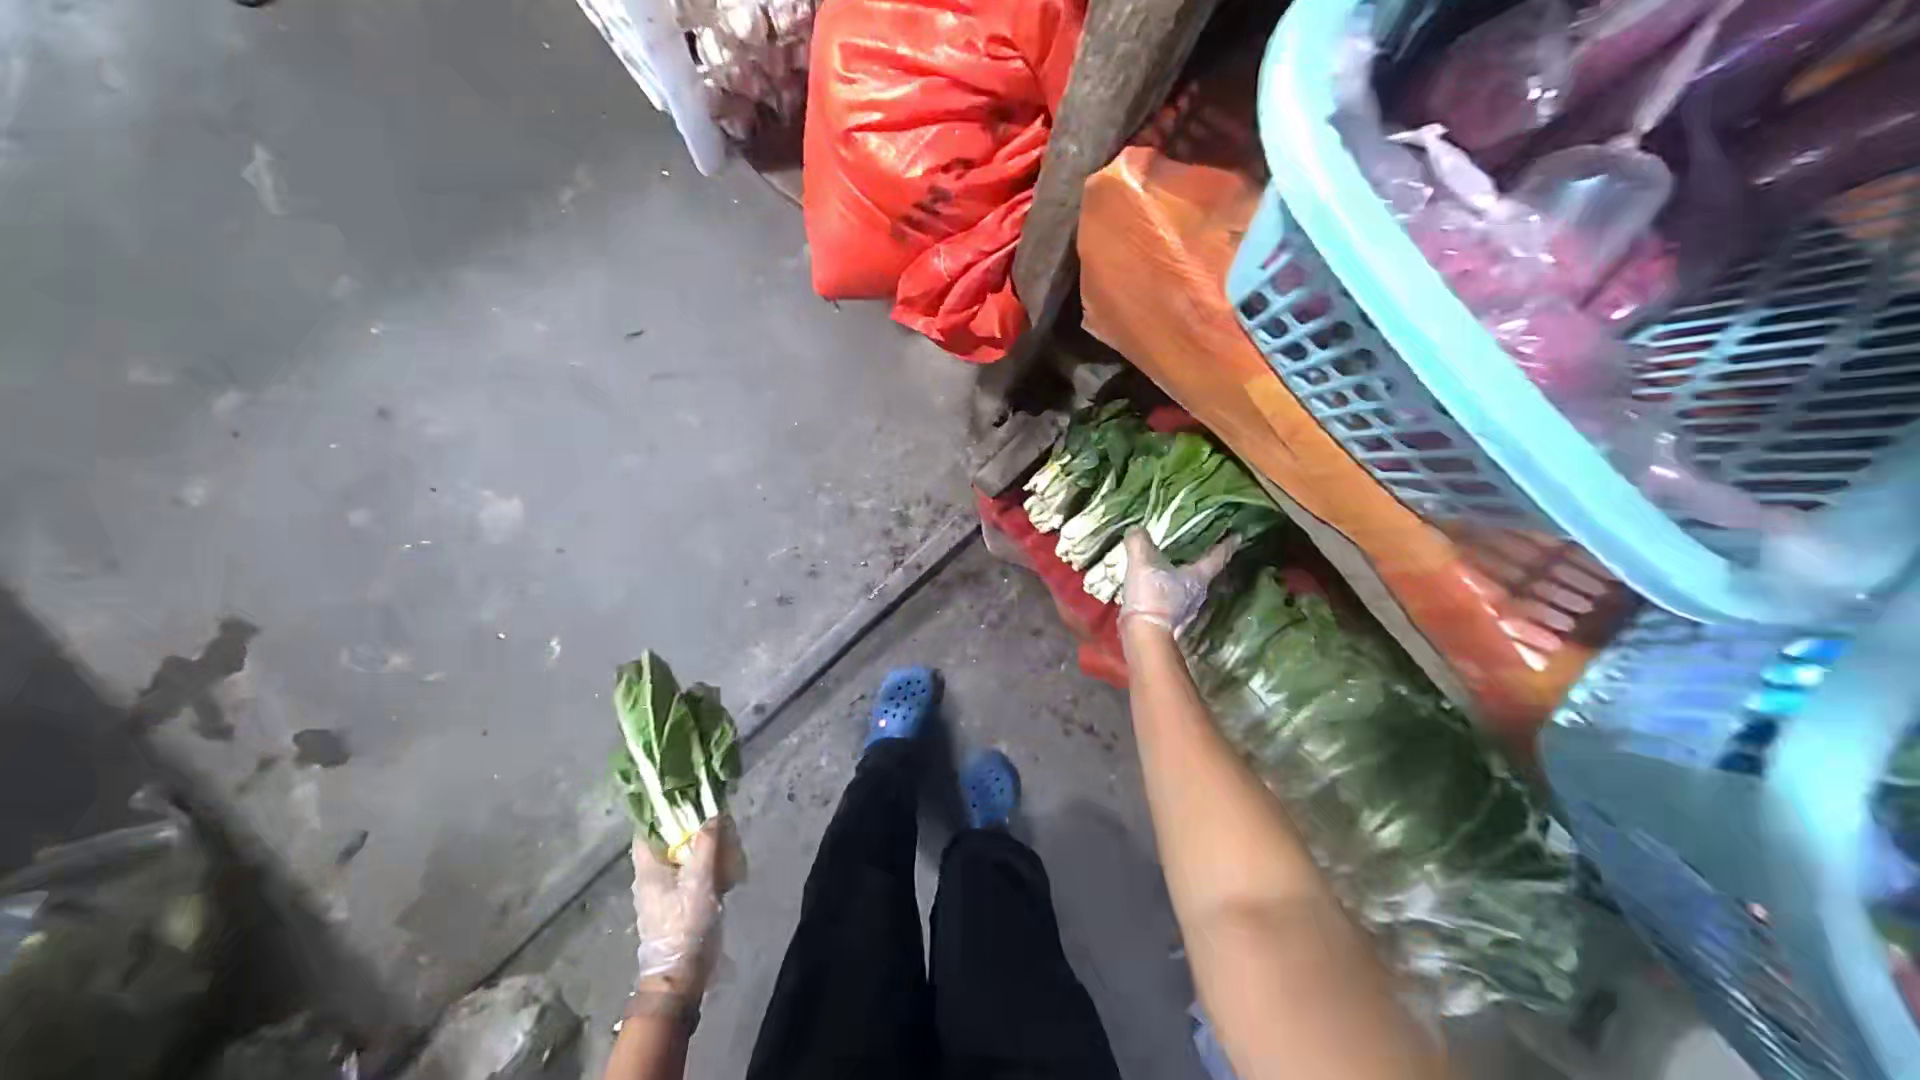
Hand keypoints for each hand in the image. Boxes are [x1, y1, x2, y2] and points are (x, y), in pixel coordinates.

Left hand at [631, 817, 736, 1004]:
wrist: (680, 978)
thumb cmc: (684, 927)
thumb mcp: (699, 882)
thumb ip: (707, 846)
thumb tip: (714, 814)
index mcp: (648, 869)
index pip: (646, 829)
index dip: (662, 811)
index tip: (687, 799)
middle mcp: (650, 878)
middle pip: (667, 842)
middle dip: (691, 830)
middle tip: (717, 823)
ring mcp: (661, 895)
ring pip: (680, 860)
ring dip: (702, 851)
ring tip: (726, 847)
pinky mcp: (674, 908)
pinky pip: (688, 877)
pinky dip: (704, 869)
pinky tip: (724, 873)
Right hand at [1120, 529, 1234, 637]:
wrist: (1144, 635)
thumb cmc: (1152, 596)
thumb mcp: (1143, 563)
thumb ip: (1140, 543)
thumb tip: (1136, 528)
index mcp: (1198, 577)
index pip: (1217, 557)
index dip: (1227, 545)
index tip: (1237, 536)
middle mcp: (1198, 594)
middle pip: (1205, 574)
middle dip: (1203, 562)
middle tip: (1199, 549)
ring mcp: (1185, 610)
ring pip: (1188, 588)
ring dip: (1183, 579)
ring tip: (1174, 567)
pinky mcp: (1171, 621)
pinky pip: (1173, 600)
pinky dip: (1168, 592)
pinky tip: (1157, 588)